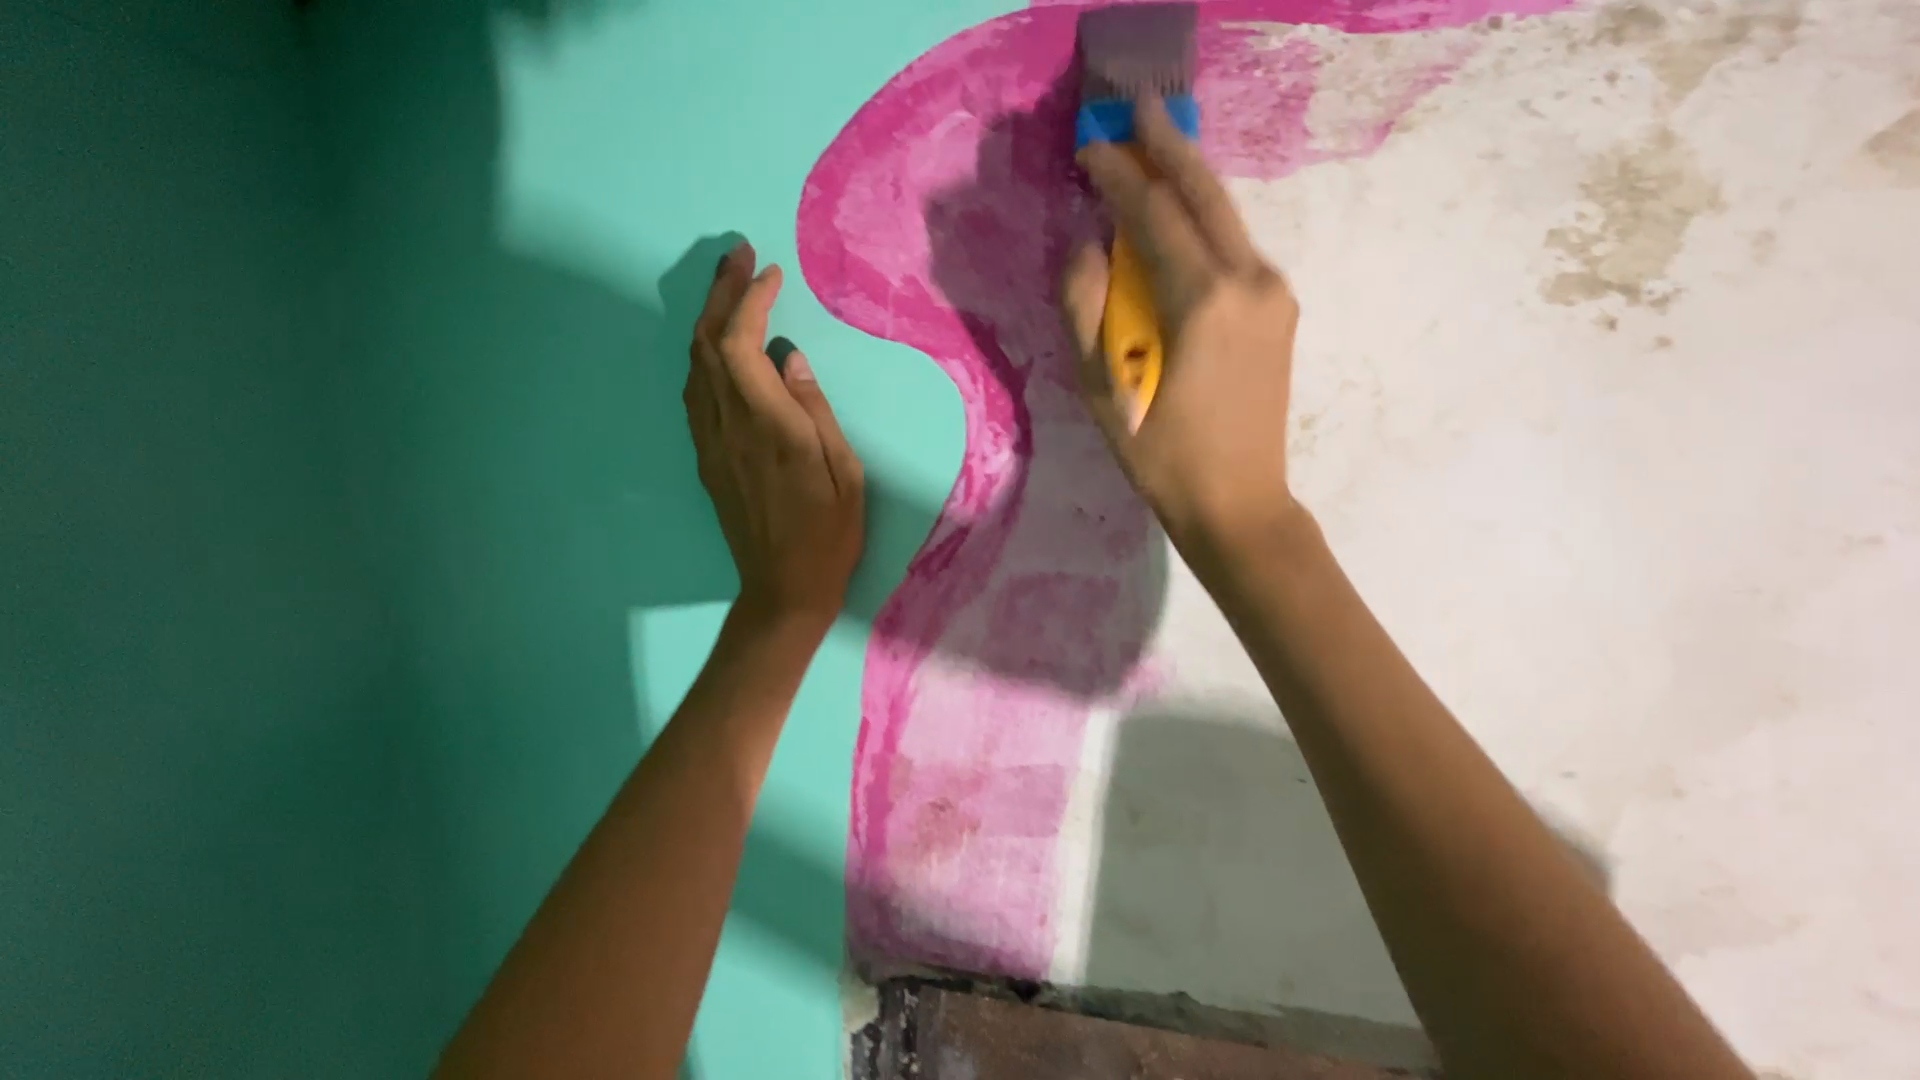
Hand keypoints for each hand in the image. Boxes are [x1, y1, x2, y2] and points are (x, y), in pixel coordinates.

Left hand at [687, 242, 864, 628]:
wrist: (783, 588)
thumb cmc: (830, 535)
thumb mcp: (845, 473)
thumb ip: (815, 411)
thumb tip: (790, 359)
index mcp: (769, 428)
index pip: (742, 345)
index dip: (750, 301)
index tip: (770, 273)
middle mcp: (729, 428)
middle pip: (707, 344)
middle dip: (720, 293)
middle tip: (738, 255)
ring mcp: (710, 443)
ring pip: (694, 366)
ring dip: (707, 319)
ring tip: (729, 288)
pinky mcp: (706, 458)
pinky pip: (695, 393)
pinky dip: (704, 356)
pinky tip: (720, 346)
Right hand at [1063, 97, 1303, 563]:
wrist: (1239, 502)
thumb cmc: (1161, 457)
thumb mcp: (1102, 391)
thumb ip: (1085, 309)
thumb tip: (1087, 249)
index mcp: (1204, 301)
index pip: (1153, 215)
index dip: (1117, 176)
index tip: (1088, 150)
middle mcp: (1251, 282)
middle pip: (1205, 195)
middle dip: (1168, 147)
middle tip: (1137, 108)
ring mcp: (1275, 294)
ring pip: (1226, 216)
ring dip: (1187, 182)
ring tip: (1153, 148)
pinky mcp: (1281, 311)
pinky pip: (1235, 248)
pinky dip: (1202, 223)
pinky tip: (1177, 218)